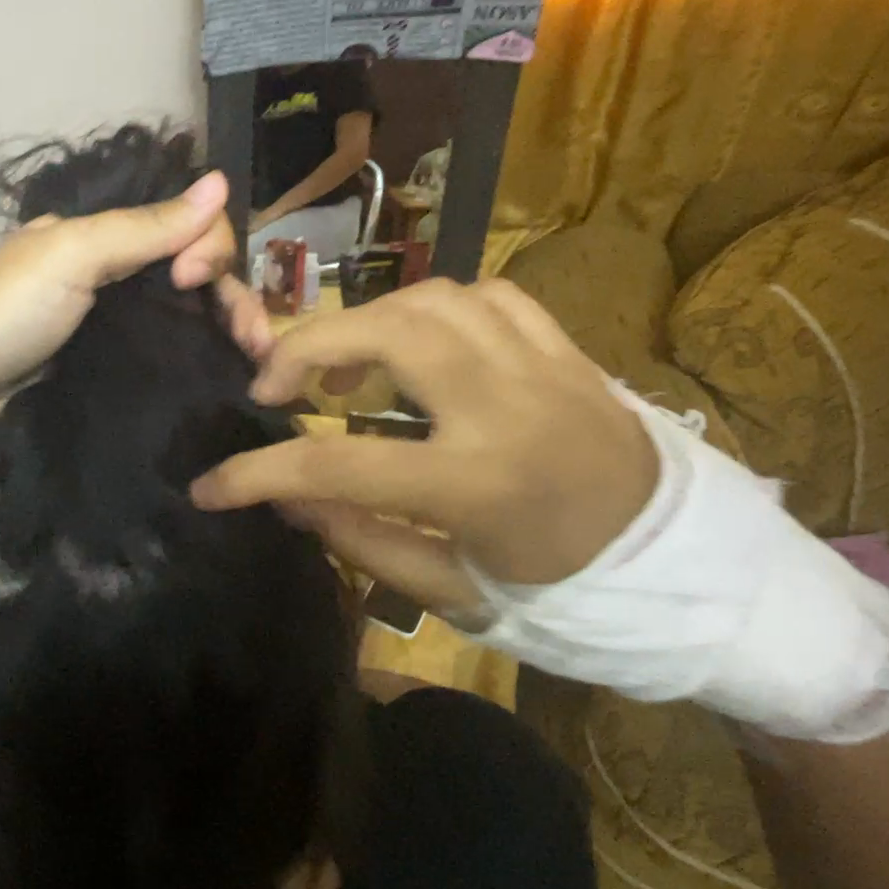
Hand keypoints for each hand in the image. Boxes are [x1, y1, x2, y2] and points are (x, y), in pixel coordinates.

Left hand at [0, 171, 271, 412]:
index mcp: (102, 234)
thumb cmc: (5, 312)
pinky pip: (163, 346)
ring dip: (225, 327)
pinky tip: (224, 371)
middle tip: (255, 342)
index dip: (205, 247)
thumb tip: (221, 181)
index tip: (191, 281)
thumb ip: (144, 227)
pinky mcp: (108, 361)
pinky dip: (196, 352)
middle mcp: (112, 270)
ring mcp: (111, 319)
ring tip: (256, 362)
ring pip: (184, 311)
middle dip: (231, 297)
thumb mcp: (72, 255)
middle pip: (192, 272)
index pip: (181, 227)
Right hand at [190, 278, 656, 598]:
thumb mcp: (449, 591)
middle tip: (274, 386)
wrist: (681, 567)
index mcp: (476, 486)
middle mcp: (508, 409)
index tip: (208, 485)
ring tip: (342, 370)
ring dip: (365, 323)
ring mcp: (544, 368)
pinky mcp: (567, 350)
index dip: (257, 472)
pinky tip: (415, 346)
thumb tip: (284, 495)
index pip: (338, 465)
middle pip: (388, 333)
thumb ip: (359, 539)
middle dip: (307, 347)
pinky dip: (432, 311)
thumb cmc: (559, 593)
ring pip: (433, 299)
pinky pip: (488, 296)